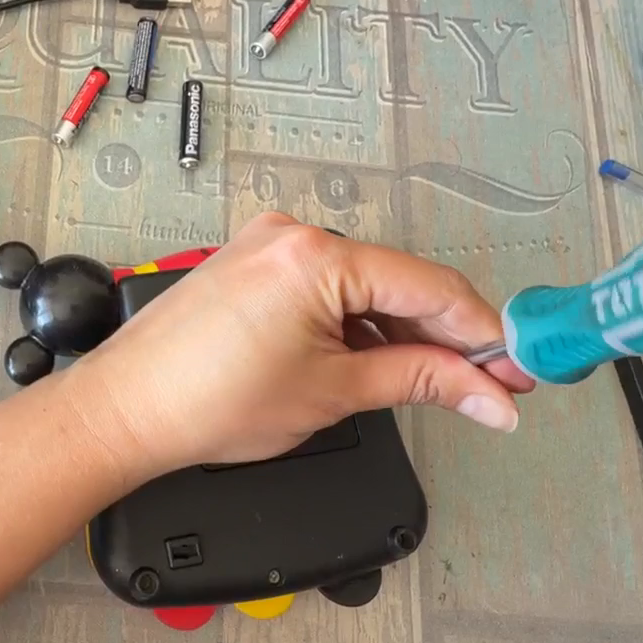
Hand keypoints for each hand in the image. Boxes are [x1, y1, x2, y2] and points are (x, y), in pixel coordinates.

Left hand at [61, 213, 532, 482]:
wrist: (128, 407)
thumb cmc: (209, 402)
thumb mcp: (332, 393)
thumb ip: (420, 381)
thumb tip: (487, 394)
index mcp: (316, 257)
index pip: (429, 286)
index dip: (481, 333)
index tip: (513, 371)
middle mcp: (289, 235)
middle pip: (395, 280)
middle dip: (439, 334)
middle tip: (481, 385)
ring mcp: (263, 246)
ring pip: (358, 284)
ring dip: (393, 329)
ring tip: (422, 381)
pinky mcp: (247, 263)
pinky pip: (319, 285)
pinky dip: (349, 320)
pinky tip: (366, 359)